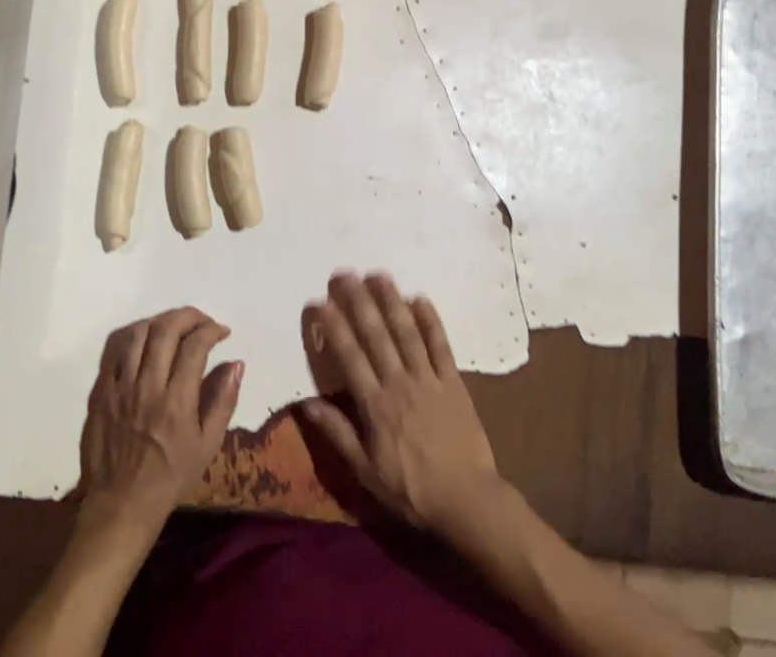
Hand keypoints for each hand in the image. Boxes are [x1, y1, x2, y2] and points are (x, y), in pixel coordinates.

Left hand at [79, 307, 244, 534]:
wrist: (122, 500)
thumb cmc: (171, 475)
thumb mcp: (208, 444)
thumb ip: (223, 400)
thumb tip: (236, 363)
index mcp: (177, 401)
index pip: (195, 346)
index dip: (211, 330)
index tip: (222, 332)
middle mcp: (147, 386)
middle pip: (165, 330)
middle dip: (188, 316)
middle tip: (201, 321)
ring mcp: (119, 386)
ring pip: (137, 333)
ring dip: (159, 321)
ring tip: (174, 327)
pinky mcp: (100, 390)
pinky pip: (114, 351)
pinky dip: (133, 337)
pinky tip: (146, 342)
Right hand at [302, 272, 501, 532]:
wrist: (468, 500)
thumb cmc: (411, 490)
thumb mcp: (365, 470)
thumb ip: (337, 433)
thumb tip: (307, 403)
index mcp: (375, 405)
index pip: (349, 357)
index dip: (334, 327)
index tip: (320, 301)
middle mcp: (400, 384)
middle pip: (376, 336)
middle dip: (358, 302)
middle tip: (344, 274)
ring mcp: (430, 381)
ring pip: (407, 333)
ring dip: (392, 302)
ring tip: (378, 275)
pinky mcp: (455, 384)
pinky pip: (442, 347)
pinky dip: (431, 322)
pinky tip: (420, 299)